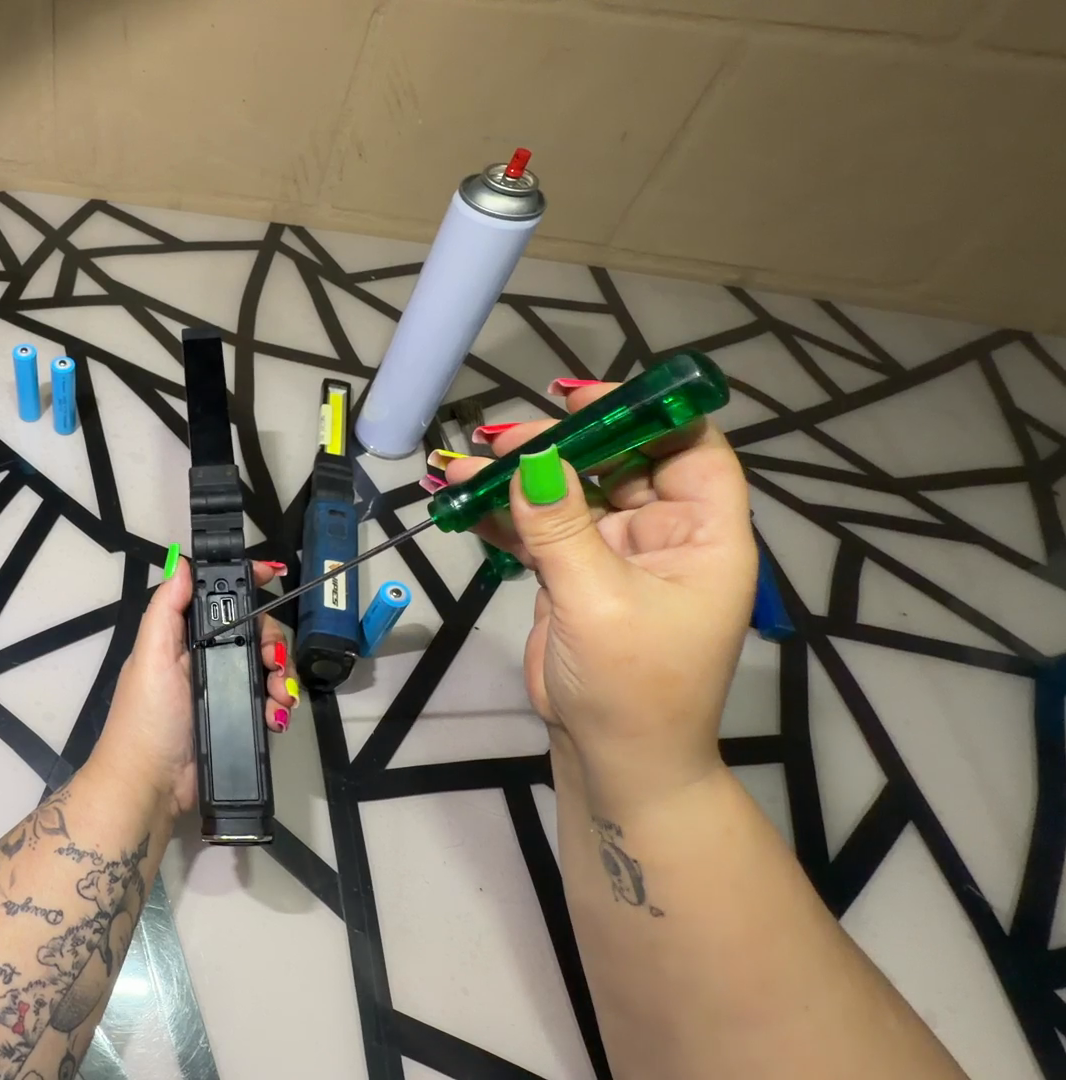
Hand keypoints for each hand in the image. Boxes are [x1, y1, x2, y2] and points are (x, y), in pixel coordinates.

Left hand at [90, 559, 294, 816]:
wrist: (152, 783)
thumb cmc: (148, 716)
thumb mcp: (151, 656)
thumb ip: (167, 609)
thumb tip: (181, 562)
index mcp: (184, 638)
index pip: (220, 601)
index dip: (247, 585)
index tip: (272, 576)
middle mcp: (205, 659)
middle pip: (254, 633)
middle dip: (274, 642)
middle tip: (274, 662)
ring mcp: (225, 690)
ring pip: (269, 667)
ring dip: (283, 677)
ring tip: (281, 697)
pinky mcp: (240, 719)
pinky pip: (271, 701)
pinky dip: (281, 704)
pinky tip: (278, 715)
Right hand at [443, 382, 757, 813]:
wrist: (610, 753)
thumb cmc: (634, 683)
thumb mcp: (598, 601)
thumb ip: (562, 529)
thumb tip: (529, 461)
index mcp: (702, 534)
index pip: (686, 447)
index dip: (641, 412)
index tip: (580, 398)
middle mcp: (661, 533)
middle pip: (612, 463)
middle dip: (556, 446)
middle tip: (496, 440)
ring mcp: (610, 554)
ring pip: (564, 495)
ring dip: (514, 479)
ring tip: (458, 465)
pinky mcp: (569, 574)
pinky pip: (535, 529)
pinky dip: (498, 514)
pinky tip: (458, 500)